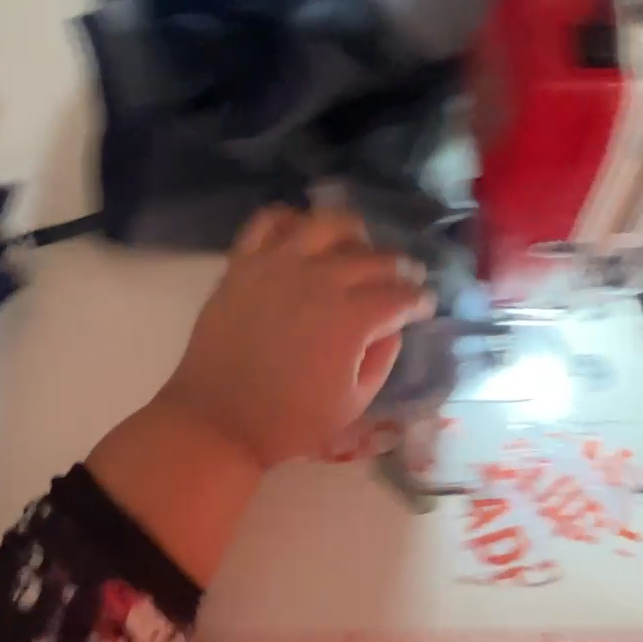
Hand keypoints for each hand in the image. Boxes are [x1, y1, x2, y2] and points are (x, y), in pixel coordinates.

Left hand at [152, 205, 433, 469]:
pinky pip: (270, 221)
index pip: (401, 295)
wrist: (219, 420)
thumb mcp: (354, 402)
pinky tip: (303, 236)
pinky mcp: (243, 263)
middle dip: (398, 268)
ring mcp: (278, 264)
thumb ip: (382, 358)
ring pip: (327, 223)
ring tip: (357, 248)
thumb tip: (392, 327)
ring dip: (353, 233)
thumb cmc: (290, 421)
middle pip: (373, 257)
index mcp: (352, 318)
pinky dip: (292, 220)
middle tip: (403, 279)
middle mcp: (319, 279)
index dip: (419, 301)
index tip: (423, 308)